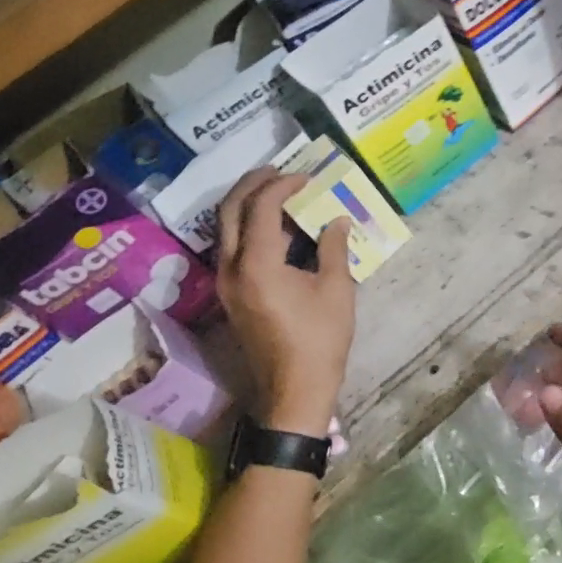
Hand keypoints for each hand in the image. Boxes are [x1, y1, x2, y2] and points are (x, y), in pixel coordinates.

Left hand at [214, 168, 355, 436]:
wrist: (294, 390)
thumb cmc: (319, 341)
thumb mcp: (336, 291)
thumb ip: (334, 249)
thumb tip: (336, 220)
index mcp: (258, 264)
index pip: (262, 207)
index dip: (284, 185)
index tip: (307, 177)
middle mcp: (232, 267)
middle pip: (229, 210)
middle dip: (253, 185)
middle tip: (280, 172)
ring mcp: (226, 282)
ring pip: (224, 228)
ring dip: (247, 205)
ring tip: (277, 194)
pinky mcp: (230, 294)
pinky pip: (231, 247)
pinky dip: (248, 228)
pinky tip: (276, 229)